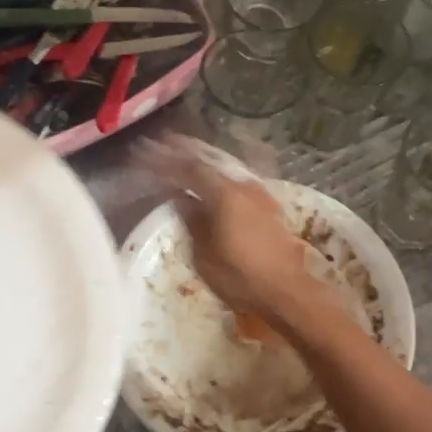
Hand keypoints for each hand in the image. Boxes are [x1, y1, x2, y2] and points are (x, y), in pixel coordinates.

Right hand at [143, 134, 325, 324]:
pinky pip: (236, 181)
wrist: (286, 290)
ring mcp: (259, 195)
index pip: (189, 169)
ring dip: (204, 161)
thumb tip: (181, 199)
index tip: (145, 153)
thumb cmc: (241, 276)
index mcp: (224, 195)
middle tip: (163, 142)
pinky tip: (213, 177)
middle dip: (184, 151)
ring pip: (225, 169)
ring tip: (185, 153)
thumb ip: (192, 221)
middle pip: (209, 161)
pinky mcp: (268, 207)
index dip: (165, 160)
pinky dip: (219, 176)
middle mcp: (243, 187)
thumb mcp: (205, 255)